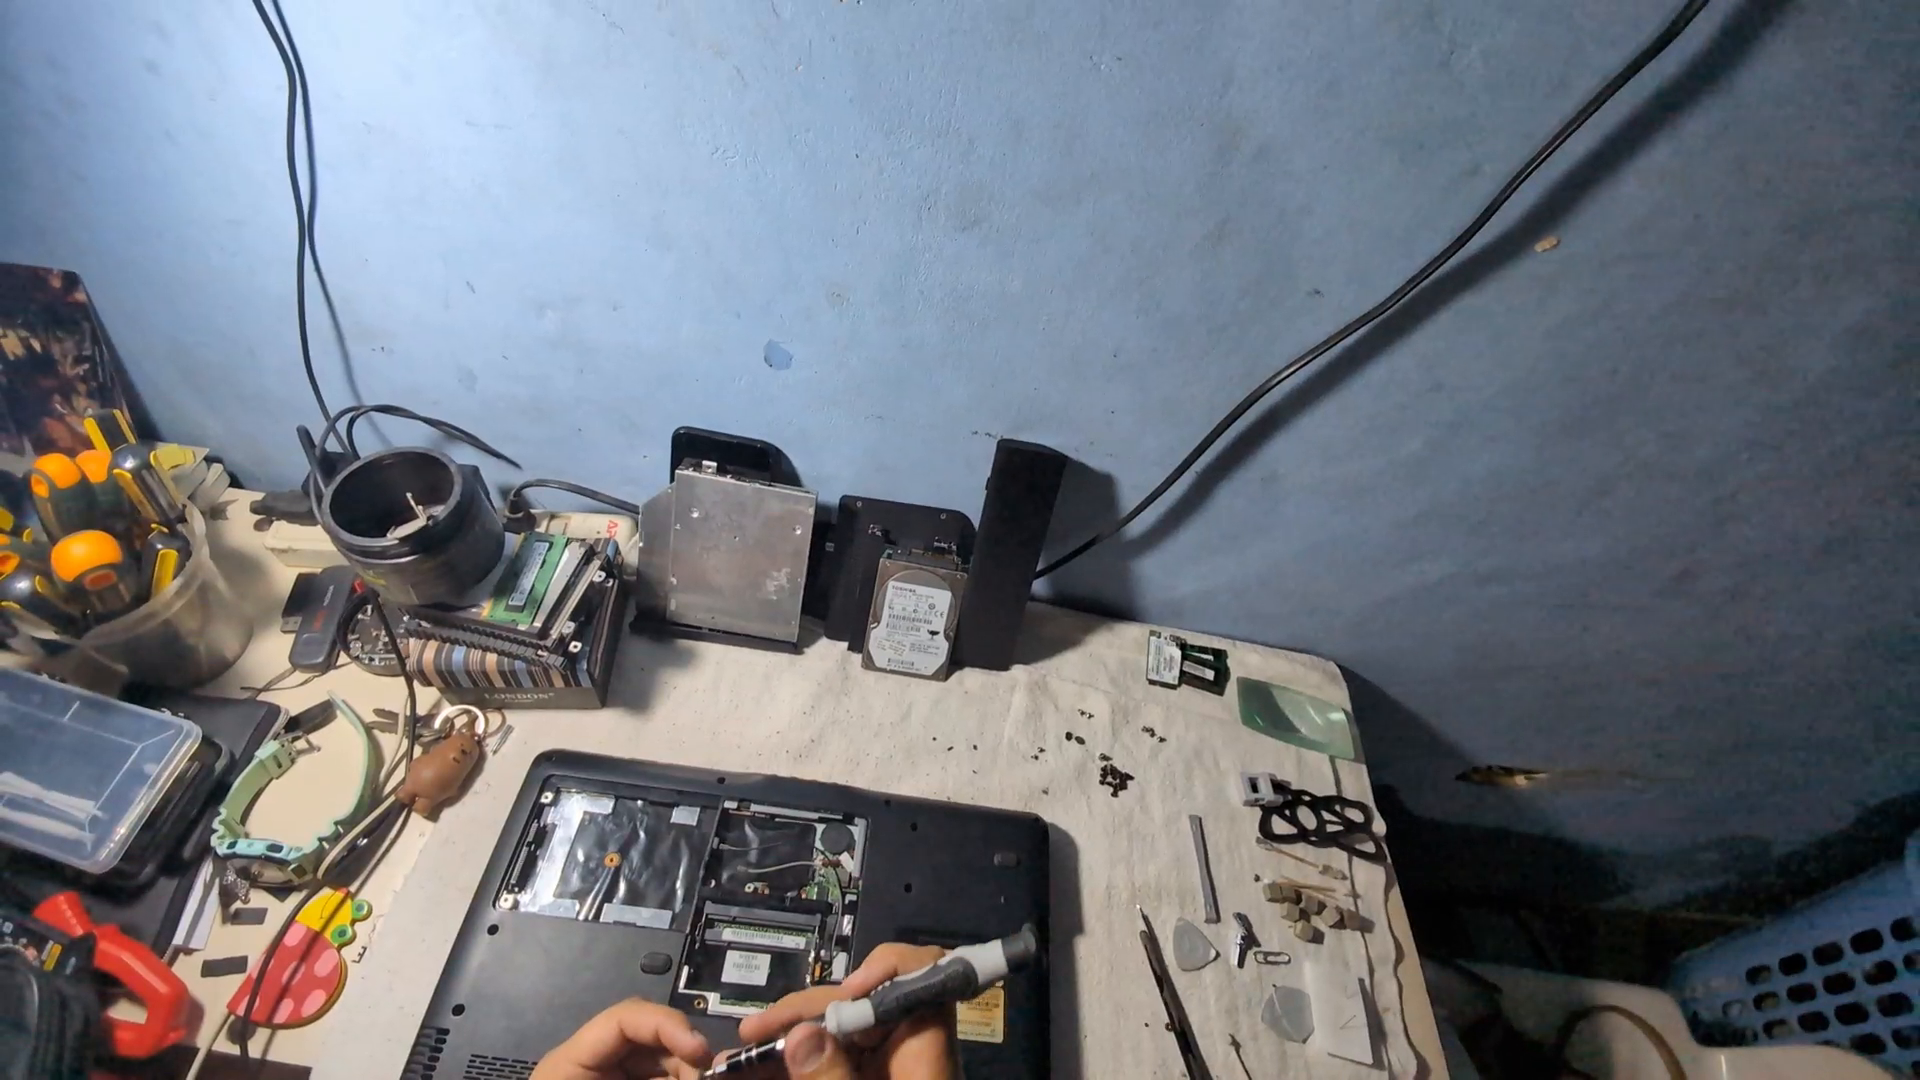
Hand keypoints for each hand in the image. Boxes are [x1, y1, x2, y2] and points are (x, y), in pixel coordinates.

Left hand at [532, 999, 712, 1079]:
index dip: (667, 1025)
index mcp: (569, 1064)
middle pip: (648, 1036)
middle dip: (683, 1054)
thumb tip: (698, 1074)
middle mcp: (589, 1064)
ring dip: (684, 1073)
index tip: (700, 1052)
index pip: (625, 1017)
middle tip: (708, 1077)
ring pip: (658, 1061)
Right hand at [735, 944, 955, 1079]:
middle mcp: (908, 1048)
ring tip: (743, 1049)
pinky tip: (761, 1067)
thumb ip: (833, 1078)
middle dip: (806, 1010)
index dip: (888, 966)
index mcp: (925, 1048)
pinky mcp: (869, 1077)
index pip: (923, 974)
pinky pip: (834, 1061)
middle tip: (754, 1029)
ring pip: (840, 1034)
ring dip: (792, 1036)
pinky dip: (801, 1063)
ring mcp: (887, 1064)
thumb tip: (799, 1035)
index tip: (851, 989)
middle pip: (861, 1005)